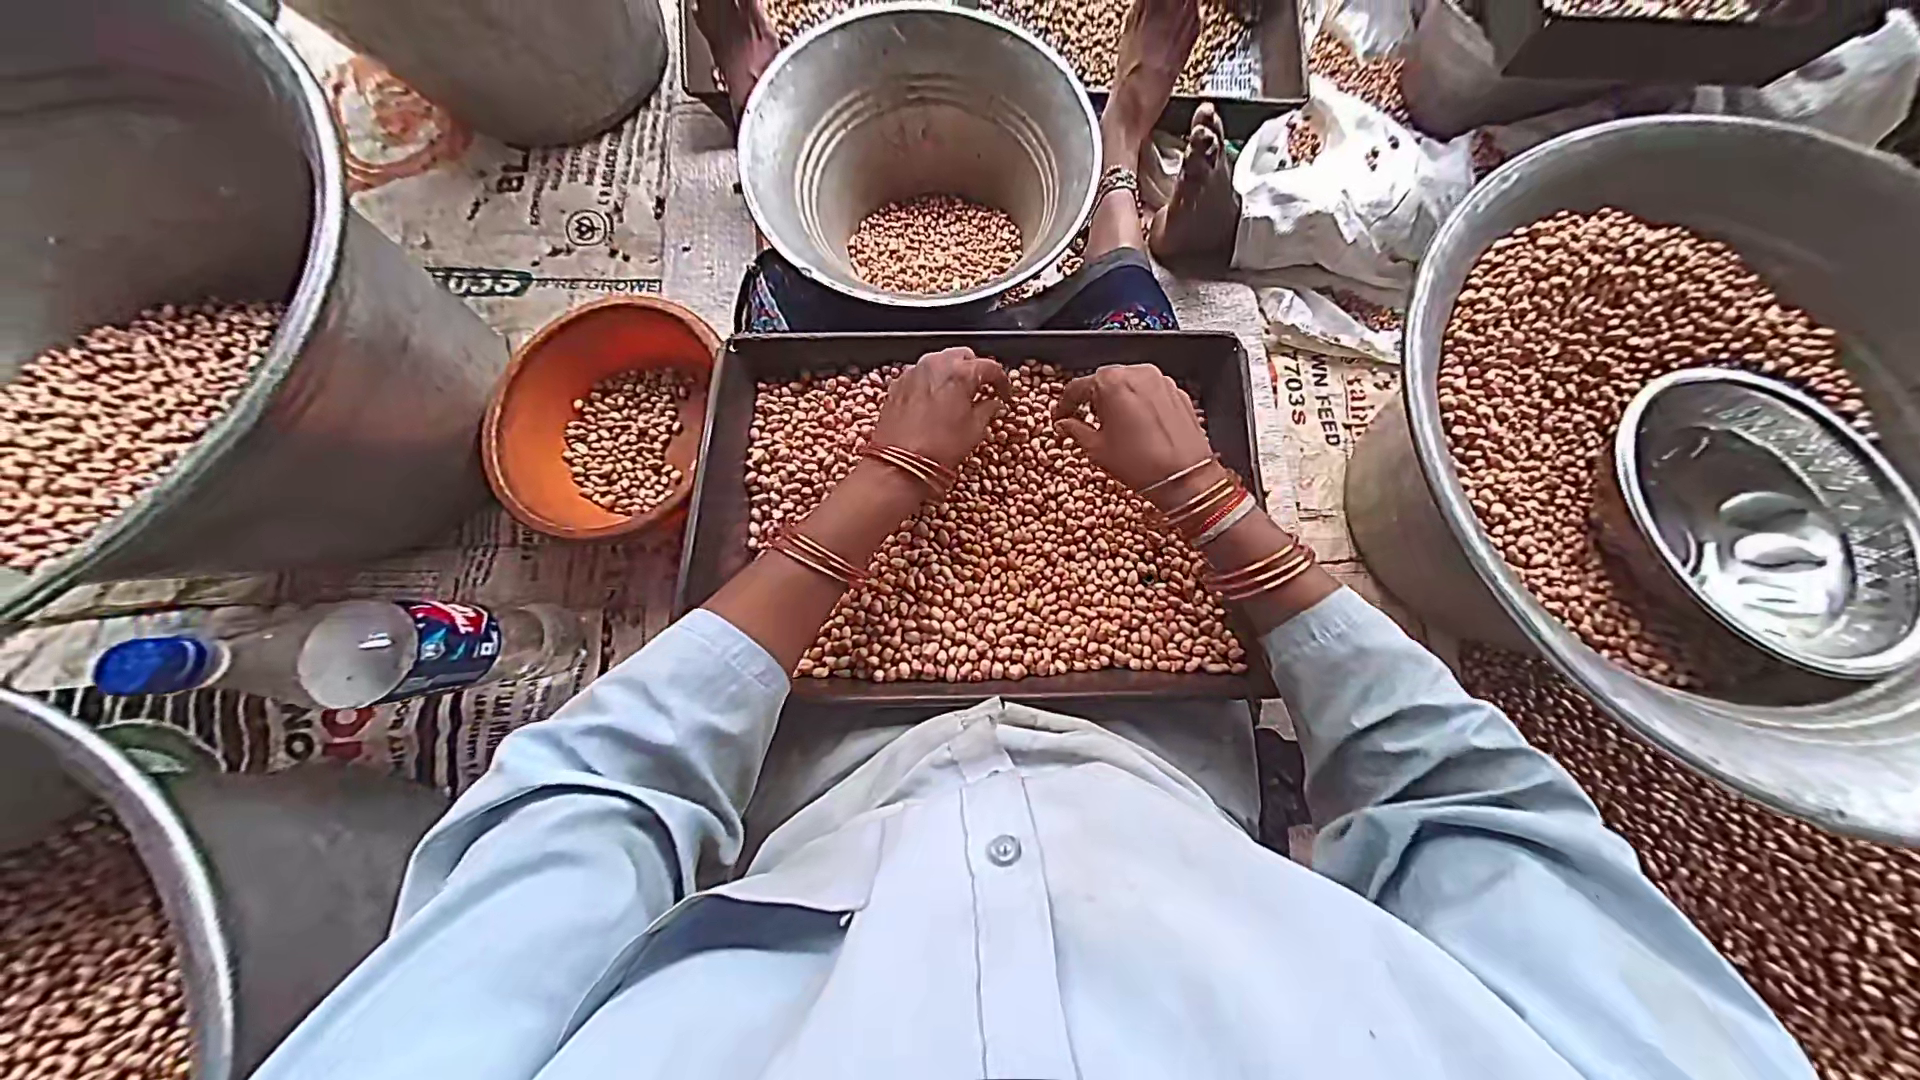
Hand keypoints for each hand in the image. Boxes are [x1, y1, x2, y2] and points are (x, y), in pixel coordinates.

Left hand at [870, 347, 1013, 471]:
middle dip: (974, 370)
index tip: (1003, 392)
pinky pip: (920, 375)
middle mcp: (935, 365)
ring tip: (958, 395)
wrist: (900, 464)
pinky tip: (935, 401)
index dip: (1001, 380)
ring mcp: (913, 373)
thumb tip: (993, 403)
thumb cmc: (938, 448)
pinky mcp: (897, 385)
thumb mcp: (974, 430)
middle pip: (963, 356)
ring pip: (939, 362)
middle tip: (981, 389)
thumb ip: (987, 409)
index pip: (990, 367)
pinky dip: (931, 382)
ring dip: (951, 374)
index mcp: (960, 373)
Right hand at [1053, 364, 1214, 496]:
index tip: (1061, 416)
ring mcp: (1161, 381)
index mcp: (1111, 382)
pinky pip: (1149, 393)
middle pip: (1104, 381)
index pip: (1077, 387)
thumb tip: (1065, 424)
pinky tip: (1136, 427)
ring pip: (1128, 384)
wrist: (1185, 477)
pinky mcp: (1178, 393)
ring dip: (1116, 400)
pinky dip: (1138, 404)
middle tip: (1084, 421)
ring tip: (1112, 427)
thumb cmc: (1140, 463)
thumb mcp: (1096, 448)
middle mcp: (1137, 373)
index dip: (1065, 404)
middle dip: (1092, 399)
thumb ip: (1075, 429)